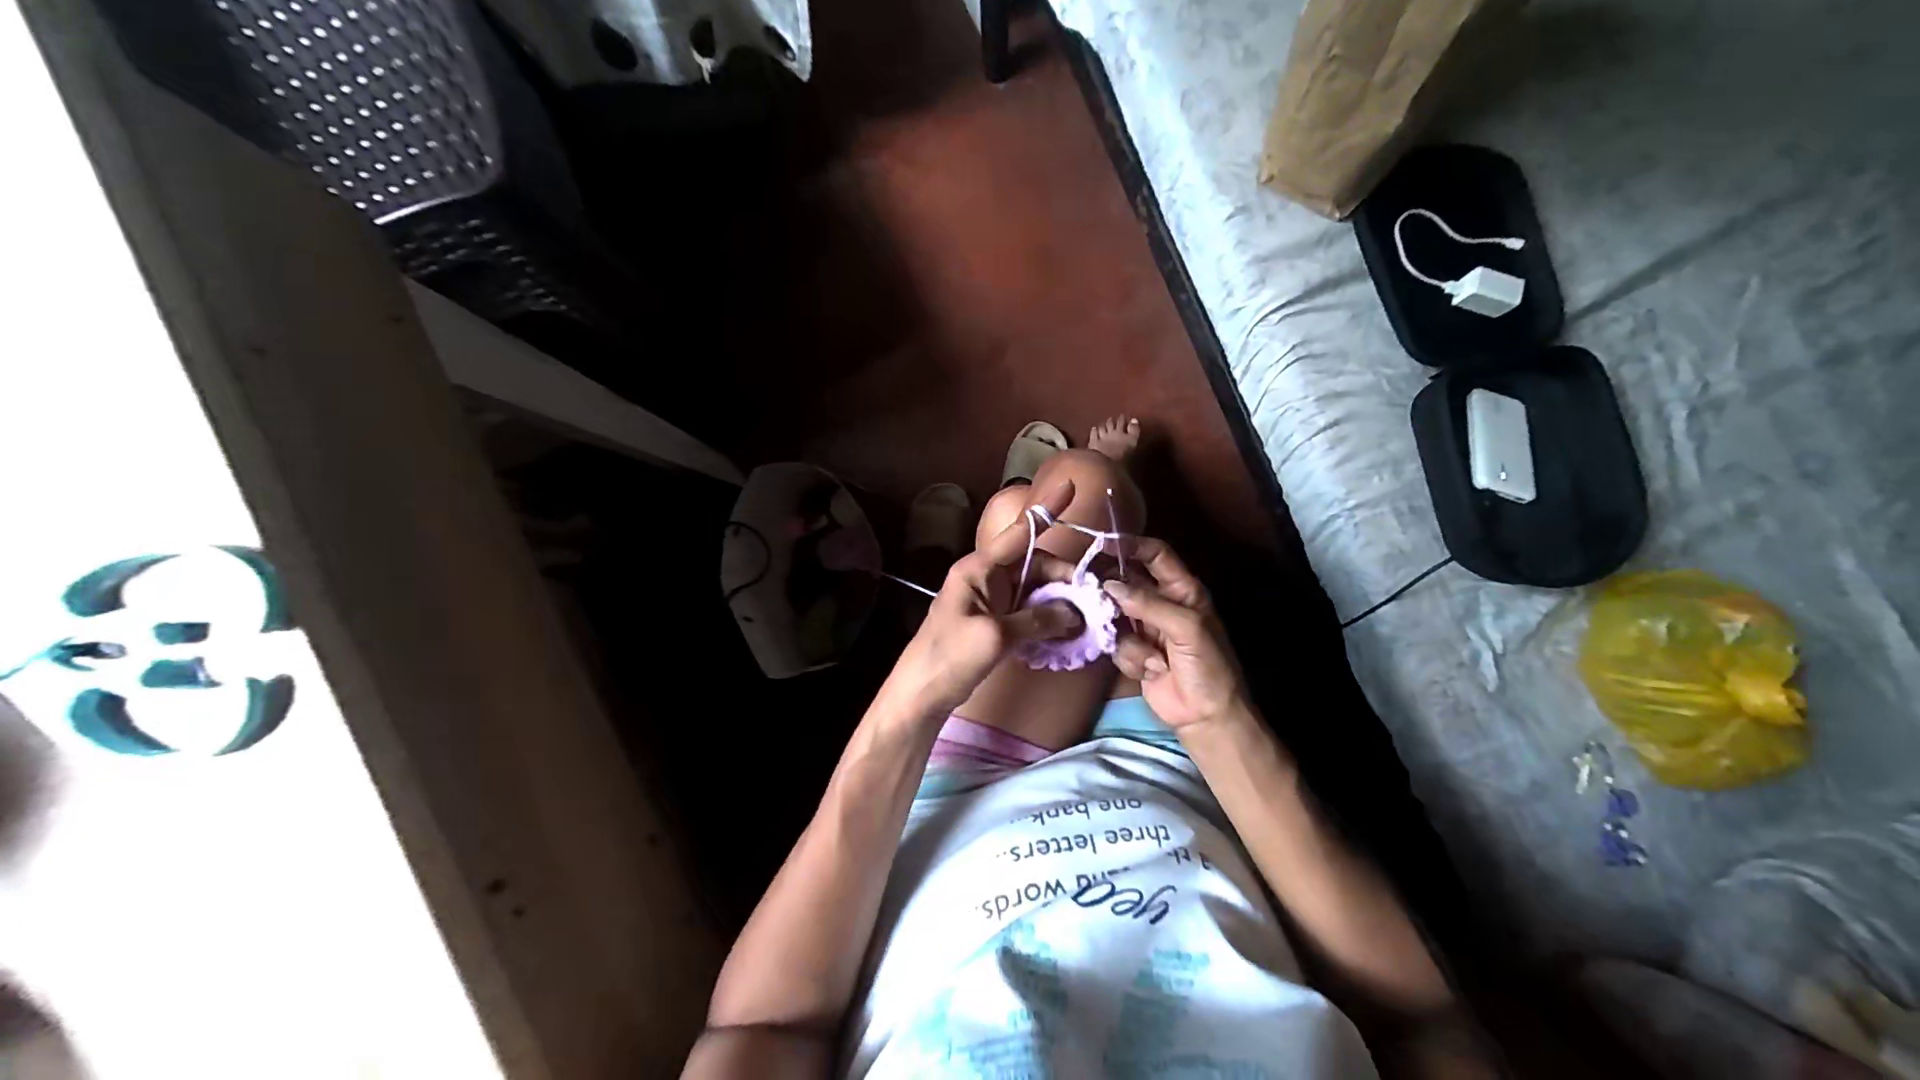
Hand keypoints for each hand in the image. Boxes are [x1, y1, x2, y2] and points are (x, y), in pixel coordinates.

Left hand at [881, 480, 1083, 716]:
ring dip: (1061, 602)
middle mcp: (987, 578)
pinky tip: (1068, 633)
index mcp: (979, 568)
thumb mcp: (995, 637)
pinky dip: (1049, 619)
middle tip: (1095, 600)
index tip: (1071, 484)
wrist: (920, 694)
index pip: (1019, 532)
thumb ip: (1037, 619)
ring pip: (1036, 590)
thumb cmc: (949, 657)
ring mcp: (992, 601)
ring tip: (1089, 619)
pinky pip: (1030, 612)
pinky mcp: (995, 623)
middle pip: (1036, 565)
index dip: (1046, 510)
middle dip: (1066, 578)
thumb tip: (1076, 611)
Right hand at [1103, 538, 1250, 731]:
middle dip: (1112, 589)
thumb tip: (1109, 585)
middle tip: (1094, 591)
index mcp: (1182, 590)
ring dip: (1123, 633)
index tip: (1102, 543)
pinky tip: (1149, 670)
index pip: (1155, 555)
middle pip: (1126, 581)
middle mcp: (1161, 604)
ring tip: (1145, 650)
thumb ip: (1148, 603)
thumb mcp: (1187, 627)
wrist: (1207, 716)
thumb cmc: (1208, 666)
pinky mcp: (1133, 652)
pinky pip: (1116, 643)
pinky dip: (1130, 657)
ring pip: (1115, 614)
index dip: (1131, 545)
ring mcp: (1145, 628)